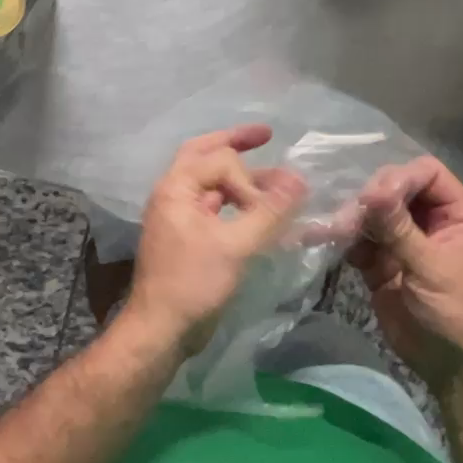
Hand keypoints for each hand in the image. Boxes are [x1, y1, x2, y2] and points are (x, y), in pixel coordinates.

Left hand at [123, 125, 306, 356]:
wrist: (162, 328)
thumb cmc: (193, 284)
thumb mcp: (236, 246)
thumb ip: (269, 211)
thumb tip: (300, 179)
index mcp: (175, 188)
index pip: (220, 161)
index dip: (250, 180)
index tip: (266, 210)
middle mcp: (172, 195)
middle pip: (204, 156)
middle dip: (235, 144)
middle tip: (266, 134)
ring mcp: (177, 217)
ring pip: (210, 184)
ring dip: (240, 178)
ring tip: (275, 180)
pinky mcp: (186, 239)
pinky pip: (213, 209)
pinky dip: (236, 204)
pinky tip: (259, 212)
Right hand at [346, 156, 462, 393]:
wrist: (456, 369)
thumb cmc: (462, 314)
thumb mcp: (433, 268)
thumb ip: (399, 228)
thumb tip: (370, 189)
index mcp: (458, 216)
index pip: (427, 175)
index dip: (399, 178)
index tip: (372, 197)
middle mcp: (430, 223)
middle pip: (394, 190)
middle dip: (368, 199)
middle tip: (345, 215)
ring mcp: (403, 244)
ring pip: (372, 216)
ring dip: (350, 219)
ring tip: (330, 228)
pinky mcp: (380, 265)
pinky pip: (358, 242)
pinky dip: (341, 239)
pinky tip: (323, 238)